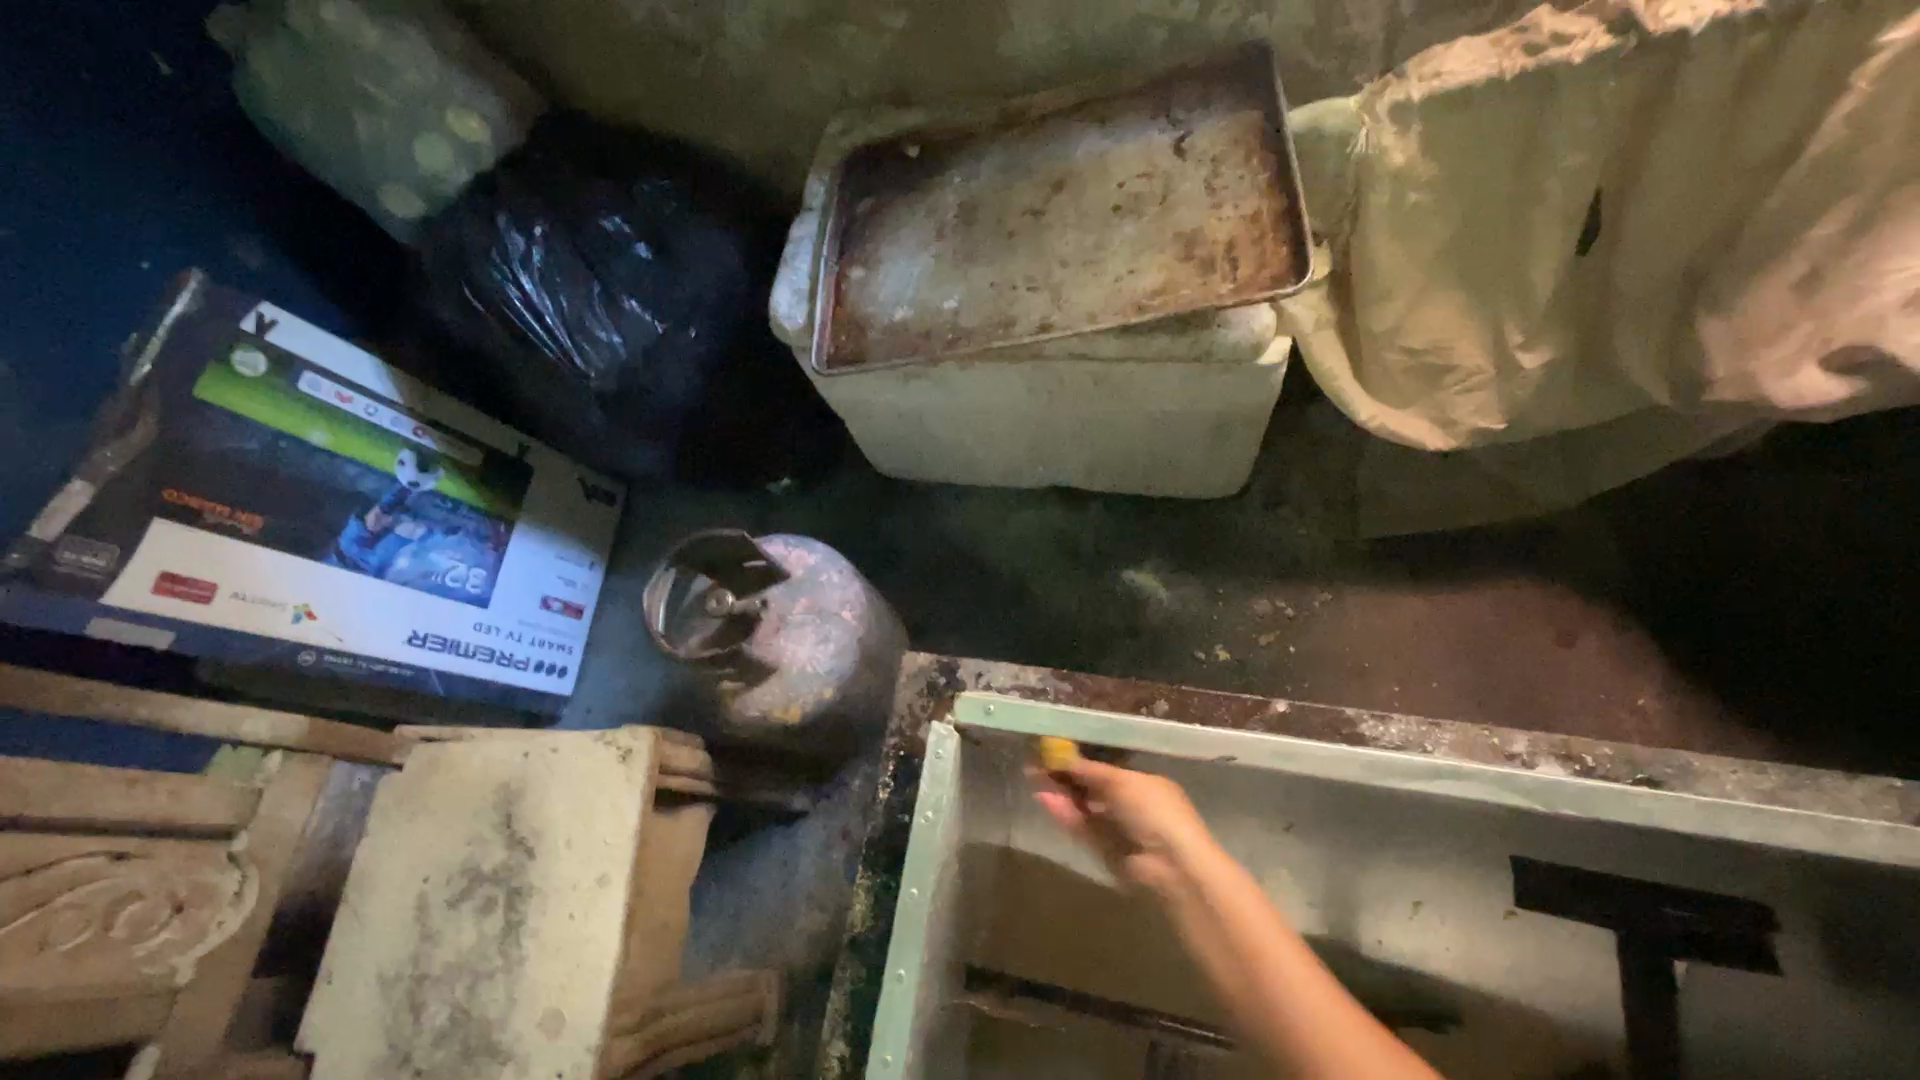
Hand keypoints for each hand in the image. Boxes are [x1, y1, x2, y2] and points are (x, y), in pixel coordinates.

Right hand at [1033, 758, 1212, 894]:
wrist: (1171, 865)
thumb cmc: (1154, 811)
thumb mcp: (1123, 782)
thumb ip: (1091, 771)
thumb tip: (1066, 760)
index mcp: (1145, 784)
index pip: (1107, 771)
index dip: (1081, 763)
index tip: (1054, 754)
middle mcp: (1132, 805)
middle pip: (1093, 789)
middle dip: (1067, 779)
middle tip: (1037, 768)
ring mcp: (1119, 830)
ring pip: (1085, 809)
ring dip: (1062, 796)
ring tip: (1035, 781)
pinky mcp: (1106, 852)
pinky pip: (1083, 829)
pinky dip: (1066, 815)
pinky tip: (1046, 801)